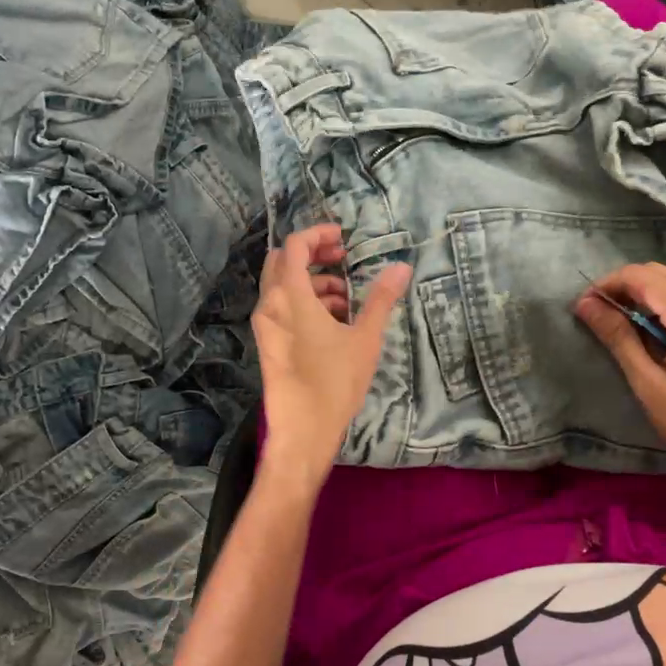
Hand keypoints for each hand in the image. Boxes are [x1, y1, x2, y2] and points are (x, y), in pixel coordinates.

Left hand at [252, 224, 411, 489]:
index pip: (294, 246)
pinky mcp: (267, 344)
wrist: (303, 431)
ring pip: (282, 287)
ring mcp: (265, 326)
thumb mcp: (365, 339)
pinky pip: (282, 308)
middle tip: (343, 260)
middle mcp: (270, 305)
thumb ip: (381, 299)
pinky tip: (333, 321)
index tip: (343, 237)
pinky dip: (304, 303)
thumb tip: (401, 267)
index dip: (318, 234)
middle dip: (313, 255)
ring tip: (348, 298)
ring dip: (312, 282)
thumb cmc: (335, 383)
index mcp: (290, 297)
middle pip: (282, 262)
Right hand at [574, 262, 665, 494]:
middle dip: (627, 287)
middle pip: (663, 274)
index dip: (609, 284)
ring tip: (630, 326)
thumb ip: (618, 337)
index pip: (643, 278)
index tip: (586, 306)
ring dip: (651, 295)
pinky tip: (665, 334)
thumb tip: (586, 304)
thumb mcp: (649, 385)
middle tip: (604, 316)